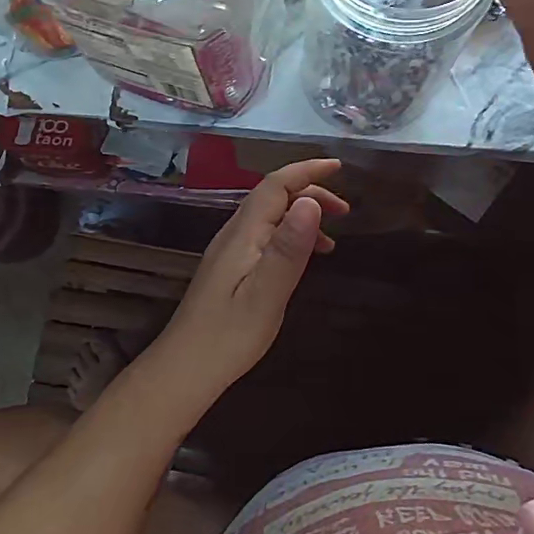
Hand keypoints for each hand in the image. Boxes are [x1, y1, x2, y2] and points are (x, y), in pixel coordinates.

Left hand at [145, 159, 347, 385]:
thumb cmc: (229, 335)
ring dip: (302, 216)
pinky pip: (265, 238)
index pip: (275, 186)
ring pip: (269, 218)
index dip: (306, 171)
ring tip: (335, 237)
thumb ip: (289, 248)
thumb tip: (310, 201)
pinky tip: (305, 259)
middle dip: (310, 192)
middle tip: (347, 210)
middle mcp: (233, 235)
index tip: (339, 166)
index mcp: (243, 234)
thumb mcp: (267, 293)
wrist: (186, 367)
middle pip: (272, 197)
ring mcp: (229, 252)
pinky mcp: (230, 270)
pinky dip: (290, 237)